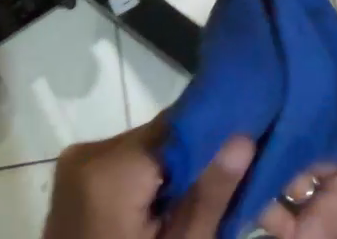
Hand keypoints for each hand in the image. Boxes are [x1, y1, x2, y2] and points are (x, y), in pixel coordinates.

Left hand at [43, 121, 296, 237]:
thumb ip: (209, 196)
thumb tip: (243, 140)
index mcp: (110, 171)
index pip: (179, 129)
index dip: (222, 135)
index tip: (259, 149)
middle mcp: (89, 152)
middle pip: (165, 139)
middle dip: (206, 159)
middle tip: (251, 189)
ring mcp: (78, 163)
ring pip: (150, 151)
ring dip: (183, 172)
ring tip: (216, 205)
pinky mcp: (78, 178)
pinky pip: (129, 165)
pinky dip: (156, 183)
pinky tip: (178, 208)